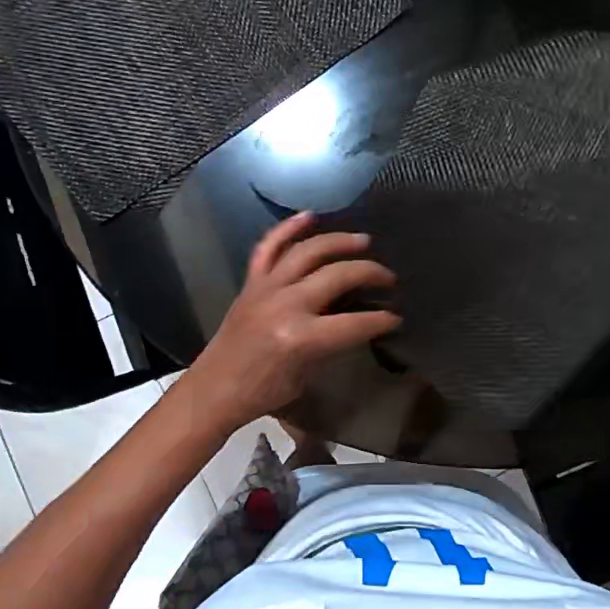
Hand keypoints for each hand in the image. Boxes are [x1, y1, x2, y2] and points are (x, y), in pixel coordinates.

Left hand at [184, 213, 400, 428]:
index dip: (381, 320)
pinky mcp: (251, 282)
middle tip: (388, 278)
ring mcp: (266, 288)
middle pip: (337, 275)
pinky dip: (288, 228)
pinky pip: (269, 247)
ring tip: (363, 241)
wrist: (214, 389)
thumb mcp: (306, 375)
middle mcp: (285, 304)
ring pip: (308, 251)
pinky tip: (309, 216)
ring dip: (339, 242)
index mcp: (301, 337)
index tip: (395, 318)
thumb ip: (331, 344)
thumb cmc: (263, 392)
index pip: (354, 322)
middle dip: (369, 273)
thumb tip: (356, 322)